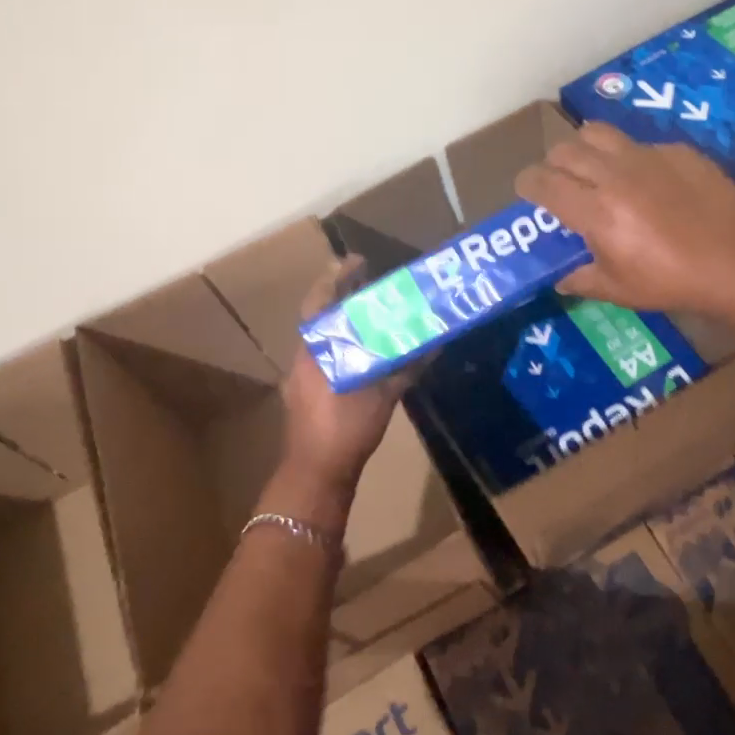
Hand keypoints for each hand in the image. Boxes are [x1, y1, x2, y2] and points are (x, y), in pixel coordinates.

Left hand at [280, 255, 410, 483]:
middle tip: (371, 282)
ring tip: (372, 313)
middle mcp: (304, 356)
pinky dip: (343, 347)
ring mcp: (301, 377)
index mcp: (316, 349)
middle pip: (322, 316)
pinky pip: (325, 358)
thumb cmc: (346, 429)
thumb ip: (407, 368)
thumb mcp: (383, 395)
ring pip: (323, 338)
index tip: (358, 260)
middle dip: (344, 297)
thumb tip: (433, 344)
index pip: (321, 300)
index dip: (337, 277)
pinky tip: (365, 353)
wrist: (316, 474)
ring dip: (344, 323)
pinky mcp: (306, 395)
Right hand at [514, 123, 734, 318]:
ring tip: (595, 169)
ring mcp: (648, 157)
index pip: (543, 182)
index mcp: (595, 211)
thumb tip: (560, 278)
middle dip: (553, 165)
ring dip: (585, 149)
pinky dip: (630, 159)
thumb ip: (582, 279)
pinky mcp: (678, 151)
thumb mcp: (619, 291)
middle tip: (560, 183)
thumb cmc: (673, 282)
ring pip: (598, 133)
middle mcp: (615, 175)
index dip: (527, 184)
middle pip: (564, 150)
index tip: (526, 191)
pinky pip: (639, 144)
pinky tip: (648, 184)